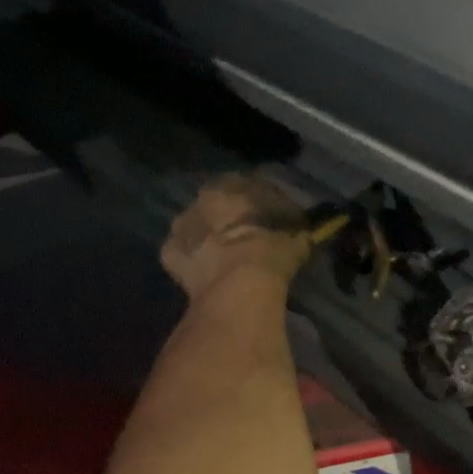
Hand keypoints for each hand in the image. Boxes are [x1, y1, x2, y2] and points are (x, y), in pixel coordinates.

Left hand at [160, 173, 312, 298]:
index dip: (265, 201)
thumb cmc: (270, 253)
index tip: (277, 215)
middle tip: (249, 232)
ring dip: (209, 233)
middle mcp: (203, 200)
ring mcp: (181, 226)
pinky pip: (182, 251)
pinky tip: (206, 268)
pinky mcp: (170, 253)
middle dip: (232, 215)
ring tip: (226, 251)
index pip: (251, 185)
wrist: (236, 288)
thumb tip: (302, 233)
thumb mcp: (296, 240)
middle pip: (218, 202)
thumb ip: (296, 232)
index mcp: (233, 187)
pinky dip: (192, 257)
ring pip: (196, 224)